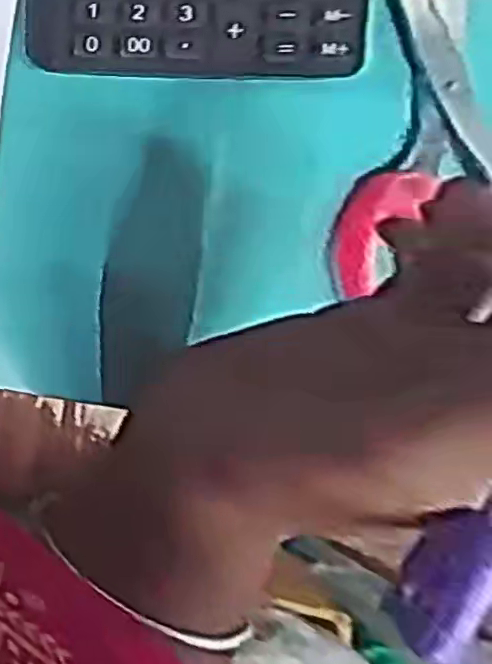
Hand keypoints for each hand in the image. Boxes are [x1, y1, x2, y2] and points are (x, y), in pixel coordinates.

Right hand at [125, 179, 491, 536]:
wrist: (200, 458)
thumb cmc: (303, 466)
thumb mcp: (428, 440)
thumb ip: (475, 394)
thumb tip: (484, 313)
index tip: (485, 224)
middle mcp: (487, 374)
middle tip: (471, 202)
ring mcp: (441, 348)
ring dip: (480, 238)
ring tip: (453, 198)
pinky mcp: (378, 327)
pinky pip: (435, 278)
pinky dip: (434, 244)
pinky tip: (406, 224)